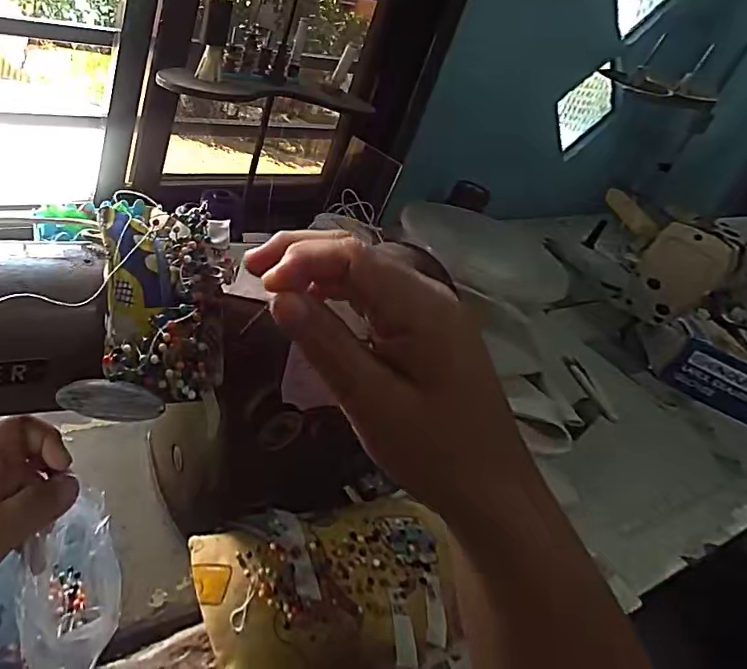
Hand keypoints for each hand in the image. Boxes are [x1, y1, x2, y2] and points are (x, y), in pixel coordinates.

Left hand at [0, 414, 80, 562]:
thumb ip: (38, 504)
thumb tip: (72, 484)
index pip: (20, 428)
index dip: (47, 442)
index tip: (64, 473)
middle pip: (21, 458)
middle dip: (45, 481)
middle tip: (57, 513)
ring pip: (15, 489)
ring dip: (35, 510)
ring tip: (42, 543)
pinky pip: (4, 515)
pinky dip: (20, 528)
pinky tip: (26, 554)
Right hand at [246, 231, 653, 668]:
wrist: (496, 496)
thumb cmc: (435, 454)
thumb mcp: (371, 402)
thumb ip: (324, 343)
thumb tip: (278, 296)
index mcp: (420, 306)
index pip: (352, 255)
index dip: (300, 258)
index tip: (261, 283)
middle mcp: (426, 293)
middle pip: (355, 250)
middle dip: (299, 250)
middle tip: (251, 267)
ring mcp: (427, 306)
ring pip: (360, 266)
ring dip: (312, 265)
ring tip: (268, 277)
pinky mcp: (422, 323)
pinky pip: (371, 290)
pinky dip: (332, 287)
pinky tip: (308, 299)